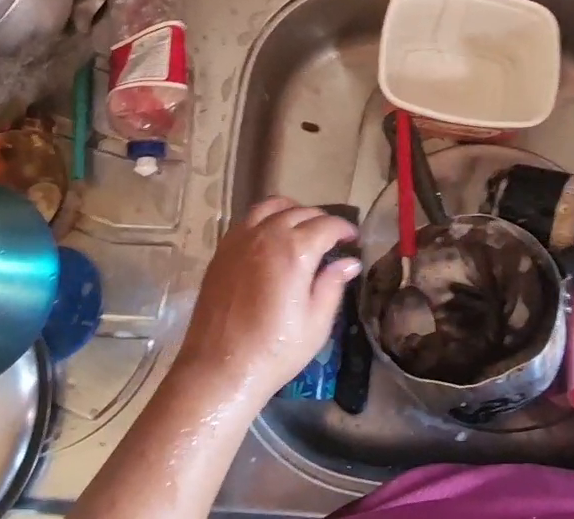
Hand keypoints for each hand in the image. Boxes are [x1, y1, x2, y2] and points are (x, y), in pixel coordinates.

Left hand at [173, 197, 359, 404]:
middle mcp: (267, 234)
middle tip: (332, 239)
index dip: (344, 228)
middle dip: (321, 220)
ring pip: (272, 206)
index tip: (353, 239)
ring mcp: (241, 238)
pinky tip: (272, 237)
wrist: (220, 367)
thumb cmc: (274, 351)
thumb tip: (349, 261)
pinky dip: (267, 218)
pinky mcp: (223, 248)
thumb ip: (332, 285)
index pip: (327, 225)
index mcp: (295, 251)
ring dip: (292, 211)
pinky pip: (249, 218)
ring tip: (302, 228)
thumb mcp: (315, 324)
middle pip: (300, 211)